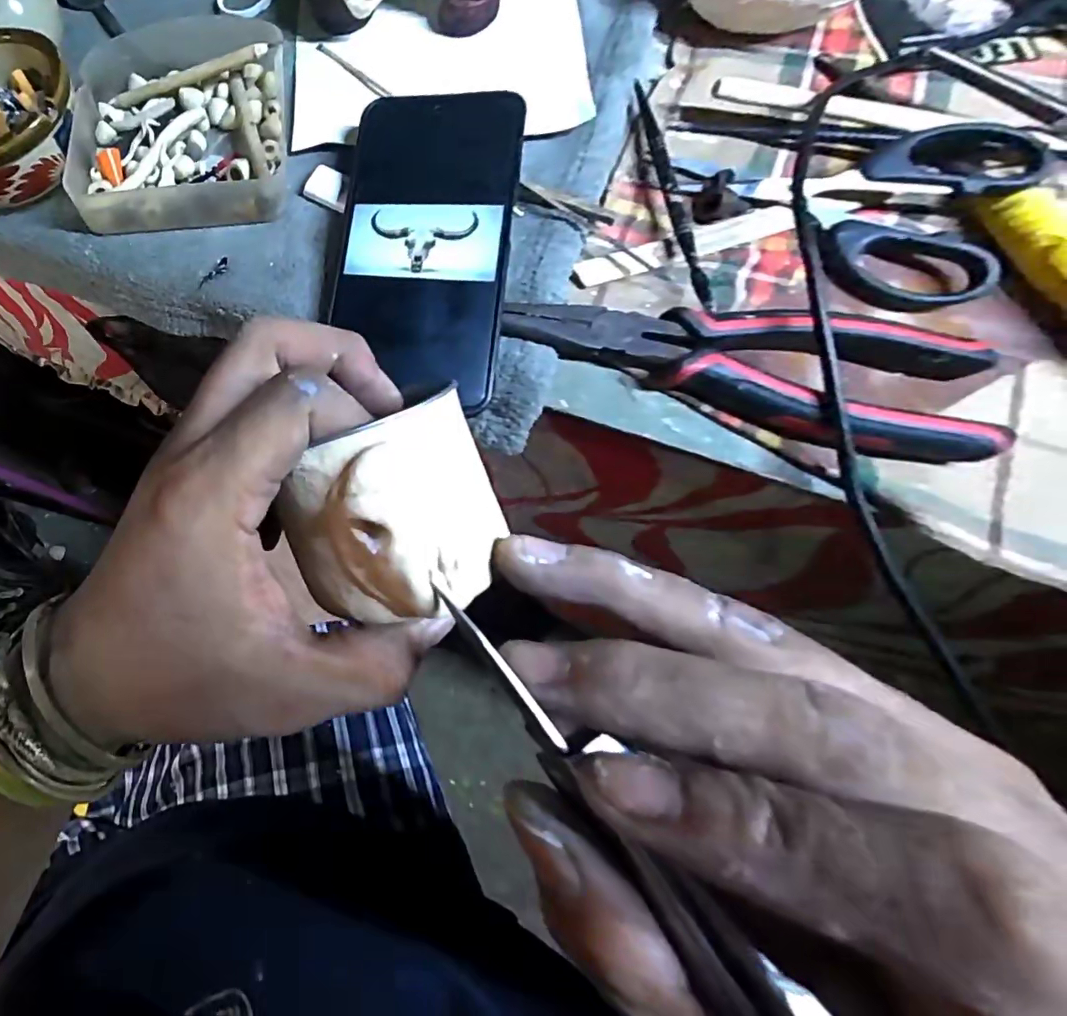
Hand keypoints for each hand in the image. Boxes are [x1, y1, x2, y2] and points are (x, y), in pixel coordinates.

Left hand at [48, 319, 453, 746]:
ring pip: (241, 368)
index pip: (295, 394)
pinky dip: (280, 412)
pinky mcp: (173, 471)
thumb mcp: (291, 690)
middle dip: (336, 354)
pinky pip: (232, 408)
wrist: (88, 676)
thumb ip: (377, 663)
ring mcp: (174, 455)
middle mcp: (188, 452)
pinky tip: (311, 472)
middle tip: (384, 408)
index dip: (359, 409)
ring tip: (359, 432)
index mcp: (211, 489)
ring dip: (308, 379)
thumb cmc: (177, 679)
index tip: (392, 460)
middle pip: (260, 344)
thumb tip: (432, 623)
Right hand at [490, 536, 1066, 1015]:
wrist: (985, 998)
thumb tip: (534, 818)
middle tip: (524, 668)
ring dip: (629, 597)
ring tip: (522, 565)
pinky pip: (749, 634)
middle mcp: (1001, 818)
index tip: (591, 784)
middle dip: (653, 687)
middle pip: (827, 721)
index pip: (903, 868)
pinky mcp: (868, 701)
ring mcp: (933, 740)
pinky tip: (574, 569)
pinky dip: (647, 598)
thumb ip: (651, 963)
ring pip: (779, 646)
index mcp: (1030, 956)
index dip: (733, 816)